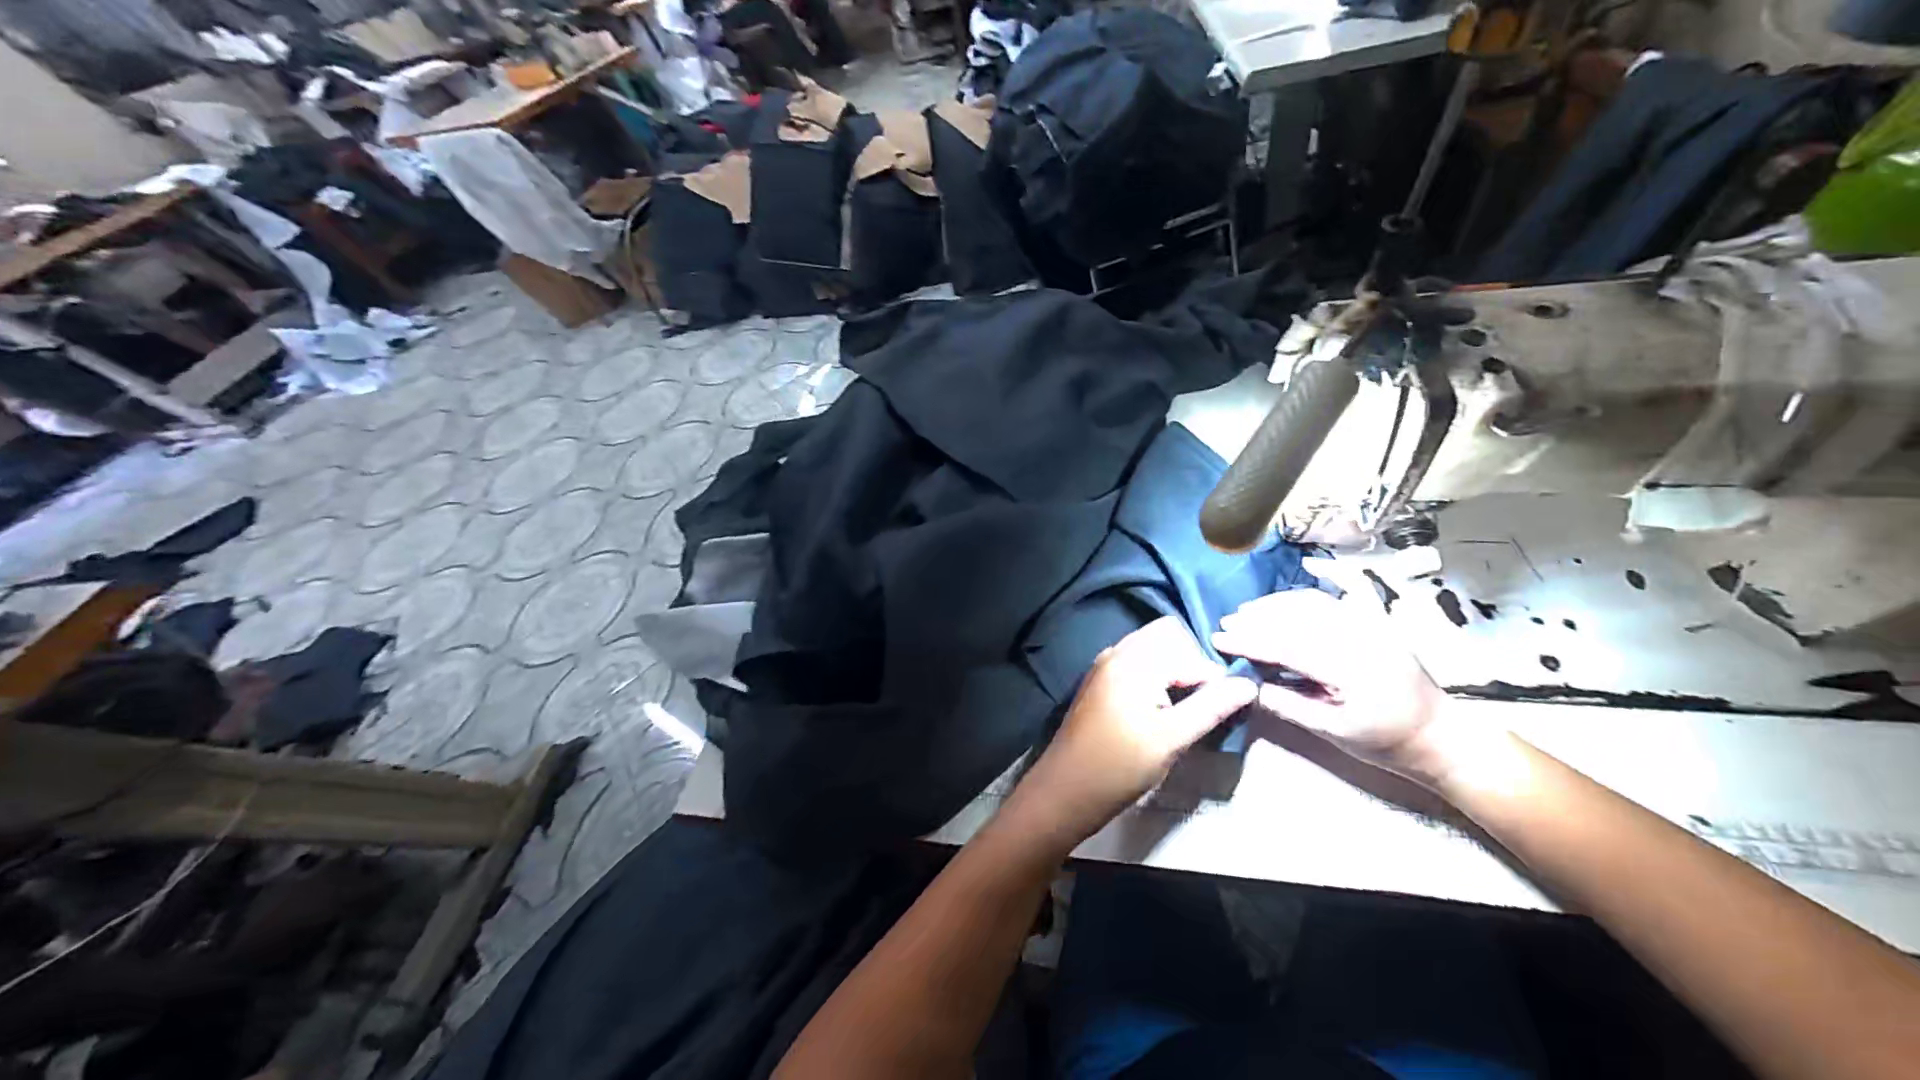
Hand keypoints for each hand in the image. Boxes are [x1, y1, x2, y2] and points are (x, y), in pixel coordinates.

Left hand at [1004, 617, 1256, 849]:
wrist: (1065, 791)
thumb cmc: (1119, 766)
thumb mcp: (1172, 738)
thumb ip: (1211, 707)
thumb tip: (1249, 683)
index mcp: (1132, 660)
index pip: (1189, 650)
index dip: (1212, 678)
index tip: (1221, 710)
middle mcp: (1115, 653)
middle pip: (1168, 638)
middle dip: (1191, 665)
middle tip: (1202, 706)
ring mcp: (1104, 666)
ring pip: (1152, 651)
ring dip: (1174, 672)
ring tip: (1183, 712)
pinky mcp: (1100, 683)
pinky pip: (1136, 665)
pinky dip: (1155, 678)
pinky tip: (1161, 712)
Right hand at [1211, 585, 1453, 788]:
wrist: (1441, 737)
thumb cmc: (1387, 743)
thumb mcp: (1333, 732)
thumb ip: (1288, 704)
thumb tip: (1247, 684)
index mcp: (1352, 670)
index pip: (1288, 646)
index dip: (1250, 641)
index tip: (1218, 639)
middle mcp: (1363, 638)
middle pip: (1298, 617)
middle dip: (1257, 618)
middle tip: (1226, 623)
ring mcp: (1373, 625)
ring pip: (1315, 602)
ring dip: (1276, 603)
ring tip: (1247, 611)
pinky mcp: (1377, 622)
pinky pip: (1341, 595)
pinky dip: (1313, 588)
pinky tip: (1297, 579)